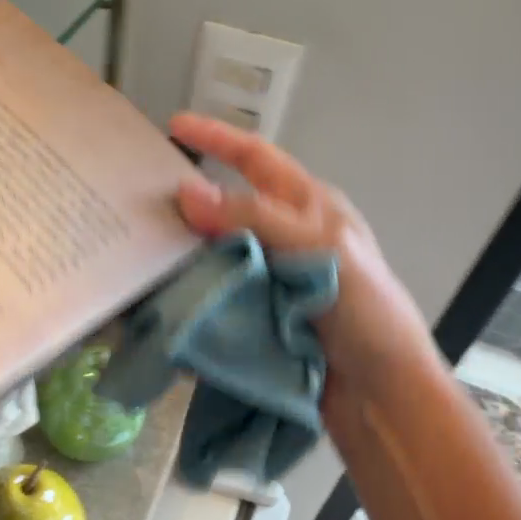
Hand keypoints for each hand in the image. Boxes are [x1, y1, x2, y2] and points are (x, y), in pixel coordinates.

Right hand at [168, 113, 440, 424]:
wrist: (383, 393)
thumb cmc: (367, 310)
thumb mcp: (319, 248)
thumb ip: (254, 218)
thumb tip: (187, 191)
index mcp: (308, 208)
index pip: (255, 159)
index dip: (216, 139)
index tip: (173, 126)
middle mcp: (284, 237)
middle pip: (225, 208)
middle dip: (187, 204)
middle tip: (140, 204)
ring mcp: (268, 279)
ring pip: (213, 254)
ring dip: (182, 256)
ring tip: (138, 255)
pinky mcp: (255, 317)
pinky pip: (213, 297)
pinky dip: (190, 297)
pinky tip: (161, 301)